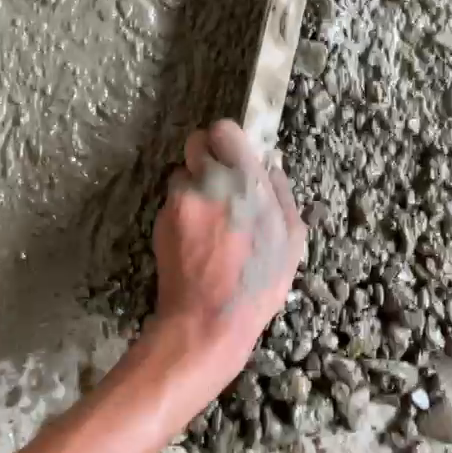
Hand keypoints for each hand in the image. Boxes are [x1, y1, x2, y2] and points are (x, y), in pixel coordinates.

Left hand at [151, 119, 306, 382]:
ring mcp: (180, 201)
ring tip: (208, 216)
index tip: (236, 154)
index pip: (225, 129)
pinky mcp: (160, 220)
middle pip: (196, 142)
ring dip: (194, 185)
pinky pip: (172, 201)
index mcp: (245, 180)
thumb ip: (281, 194)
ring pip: (182, 173)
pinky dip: (183, 211)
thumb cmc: (257, 284)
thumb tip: (271, 165)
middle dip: (207, 155)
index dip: (230, 139)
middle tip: (220, 179)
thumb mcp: (291, 240)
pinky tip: (195, 238)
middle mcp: (209, 181)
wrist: (206, 322)